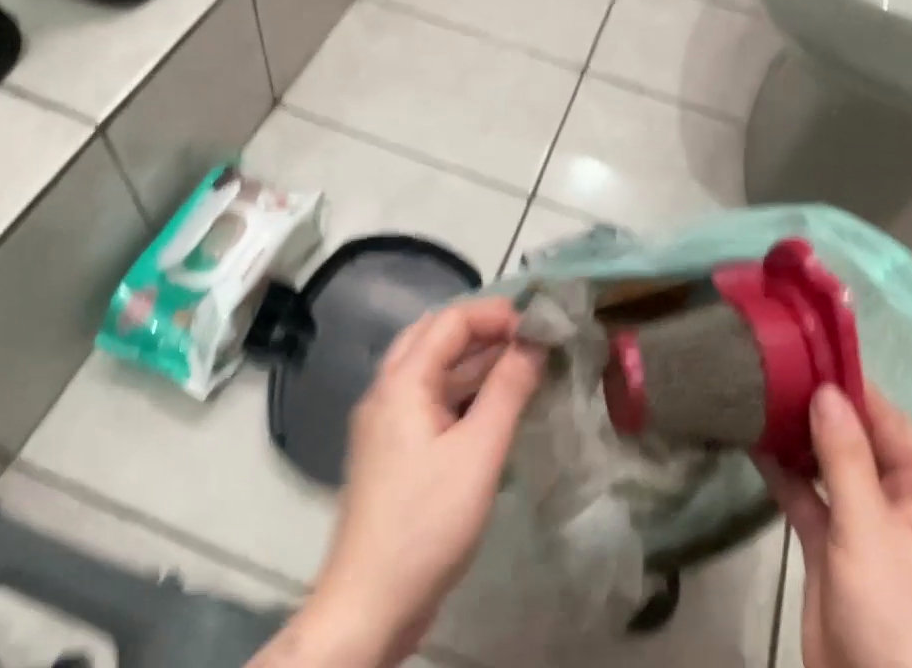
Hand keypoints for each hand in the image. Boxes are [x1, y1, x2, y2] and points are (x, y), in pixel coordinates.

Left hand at [263, 296, 544, 667]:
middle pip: (434, 339)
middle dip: (483, 331)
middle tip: (531, 338)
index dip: (495, 314)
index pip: (449, 321)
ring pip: (432, 373)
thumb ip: (507, 391)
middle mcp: (387, 392)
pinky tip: (496, 407)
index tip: (540, 323)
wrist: (371, 599)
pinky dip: (464, 394)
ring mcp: (386, 423)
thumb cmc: (428, 520)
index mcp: (401, 382)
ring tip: (525, 365)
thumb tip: (533, 341)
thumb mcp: (478, 452)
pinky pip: (430, 403)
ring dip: (474, 363)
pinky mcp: (394, 452)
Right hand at [762, 385, 911, 667]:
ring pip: (831, 472)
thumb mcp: (870, 530)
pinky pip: (809, 502)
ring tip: (760, 399)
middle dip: (822, 414)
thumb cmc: (893, 612)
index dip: (857, 393)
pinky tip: (755, 446)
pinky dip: (786, 477)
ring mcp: (866, 530)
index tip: (815, 353)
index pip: (895, 430)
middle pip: (861, 447)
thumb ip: (845, 460)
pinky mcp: (833, 551)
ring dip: (800, 443)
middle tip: (776, 371)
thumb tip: (825, 392)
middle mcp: (903, 508)